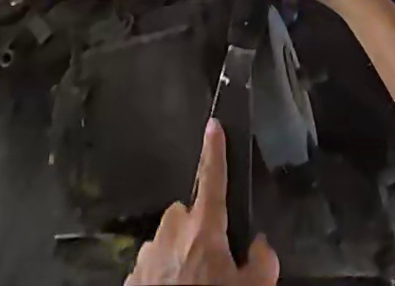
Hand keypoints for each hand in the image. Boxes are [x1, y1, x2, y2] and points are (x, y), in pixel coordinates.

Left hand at [126, 119, 278, 284]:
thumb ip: (263, 262)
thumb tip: (260, 245)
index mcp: (203, 228)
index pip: (213, 177)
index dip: (215, 148)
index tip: (214, 124)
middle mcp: (171, 231)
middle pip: (190, 214)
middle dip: (200, 228)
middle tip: (214, 263)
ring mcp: (147, 255)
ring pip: (170, 241)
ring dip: (181, 255)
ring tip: (194, 285)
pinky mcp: (132, 278)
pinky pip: (153, 265)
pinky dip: (164, 275)